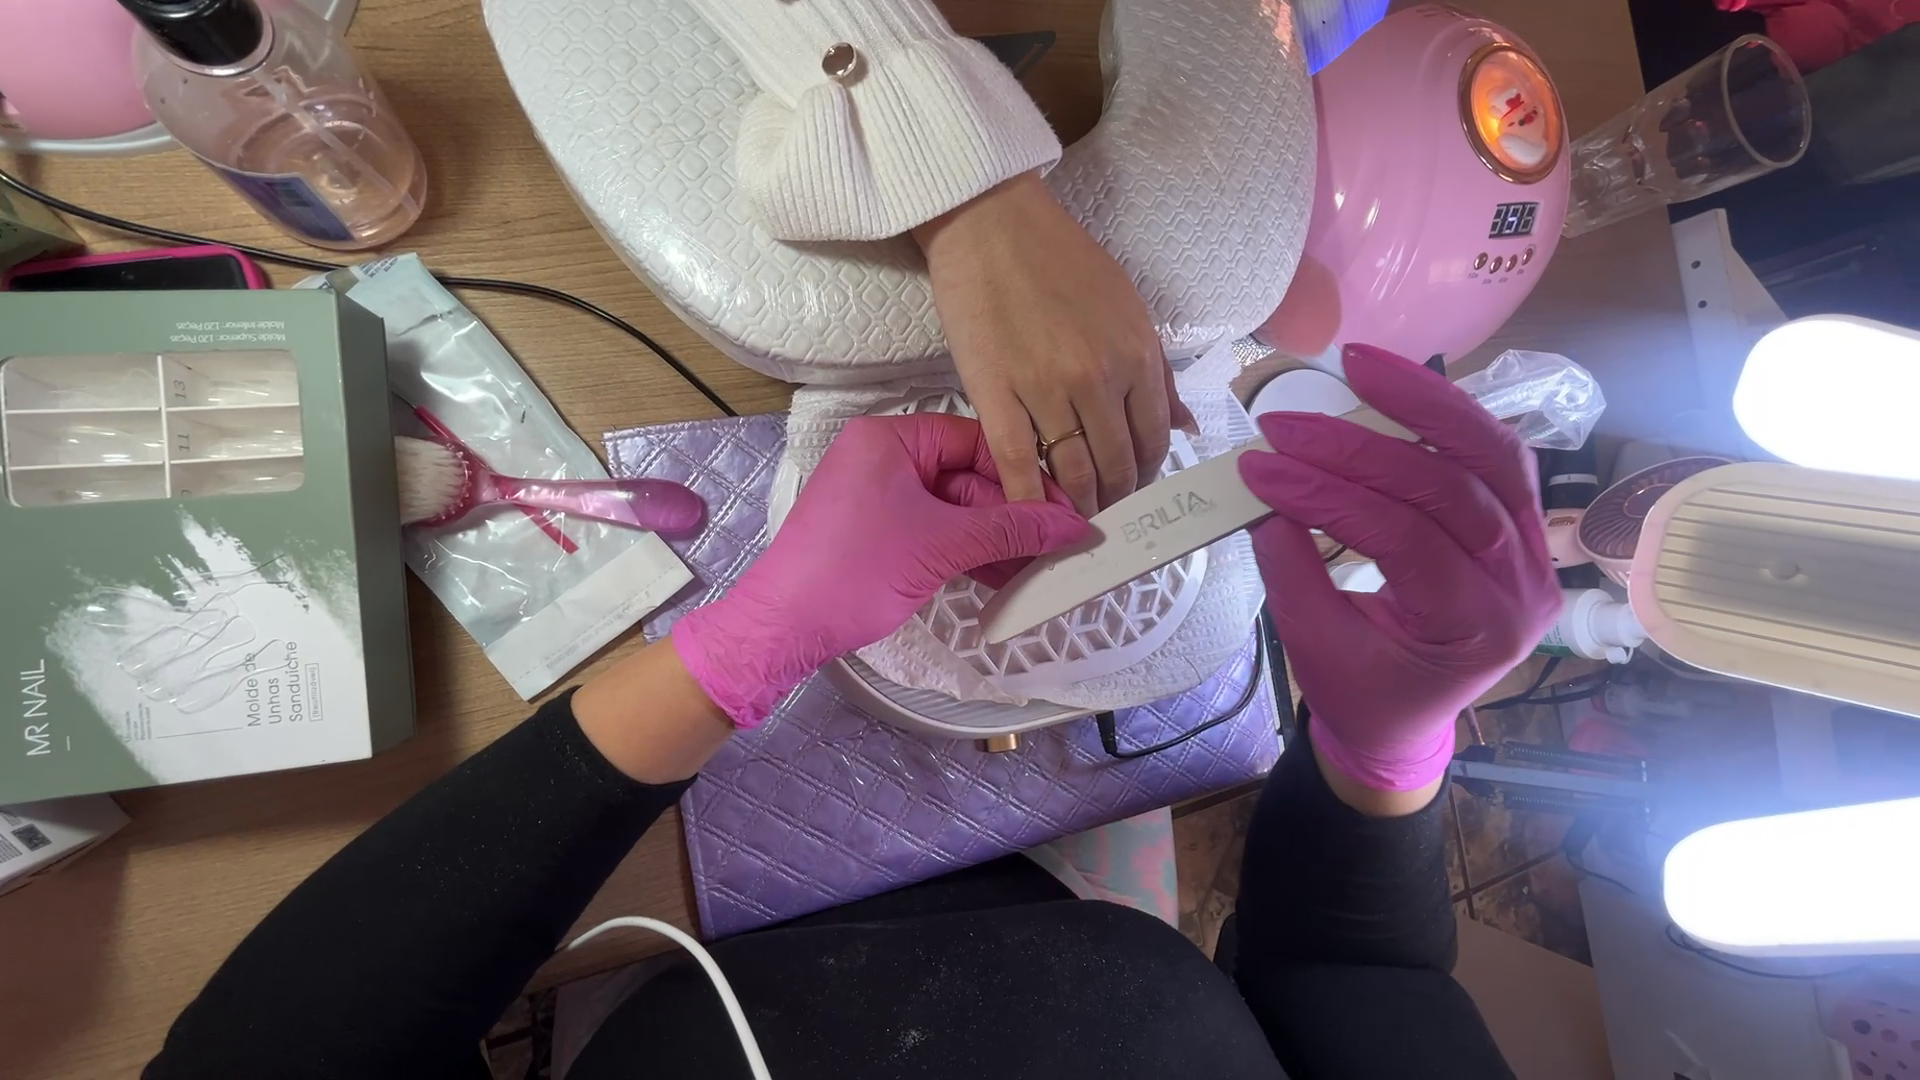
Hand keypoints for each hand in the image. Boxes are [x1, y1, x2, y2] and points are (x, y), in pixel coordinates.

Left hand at [672, 414, 1089, 726]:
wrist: (784, 628)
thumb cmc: (853, 572)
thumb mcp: (940, 546)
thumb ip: (1009, 531)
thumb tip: (1072, 526)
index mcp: (891, 438)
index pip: (976, 441)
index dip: (1025, 476)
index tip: (1065, 508)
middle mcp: (886, 458)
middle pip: (969, 478)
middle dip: (1013, 516)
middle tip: (1059, 544)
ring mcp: (882, 497)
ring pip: (956, 511)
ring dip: (996, 540)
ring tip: (1042, 566)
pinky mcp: (882, 532)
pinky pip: (938, 532)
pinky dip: (969, 553)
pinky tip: (1007, 576)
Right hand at [914, 171, 1193, 516]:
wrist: (991, 225)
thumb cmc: (1062, 260)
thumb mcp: (1128, 307)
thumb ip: (1158, 371)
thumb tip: (1186, 427)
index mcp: (1136, 354)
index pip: (1152, 438)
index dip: (1145, 474)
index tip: (1133, 488)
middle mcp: (1099, 379)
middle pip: (1115, 463)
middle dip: (1114, 497)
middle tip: (1103, 513)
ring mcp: (1046, 390)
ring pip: (1072, 470)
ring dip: (1078, 504)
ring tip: (1074, 518)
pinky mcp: (995, 394)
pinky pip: (1016, 462)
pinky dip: (1027, 499)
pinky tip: (1031, 520)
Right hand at [1239, 345, 1560, 792]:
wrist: (1400, 720)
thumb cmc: (1357, 692)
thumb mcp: (1313, 644)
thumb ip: (1292, 569)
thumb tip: (1266, 496)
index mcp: (1474, 626)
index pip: (1401, 537)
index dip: (1324, 495)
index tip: (1257, 469)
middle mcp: (1521, 582)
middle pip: (1452, 484)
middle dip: (1359, 446)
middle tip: (1284, 423)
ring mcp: (1530, 549)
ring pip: (1491, 453)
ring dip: (1421, 401)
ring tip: (1358, 365)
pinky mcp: (1516, 526)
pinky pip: (1489, 457)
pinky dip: (1442, 415)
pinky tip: (1396, 387)